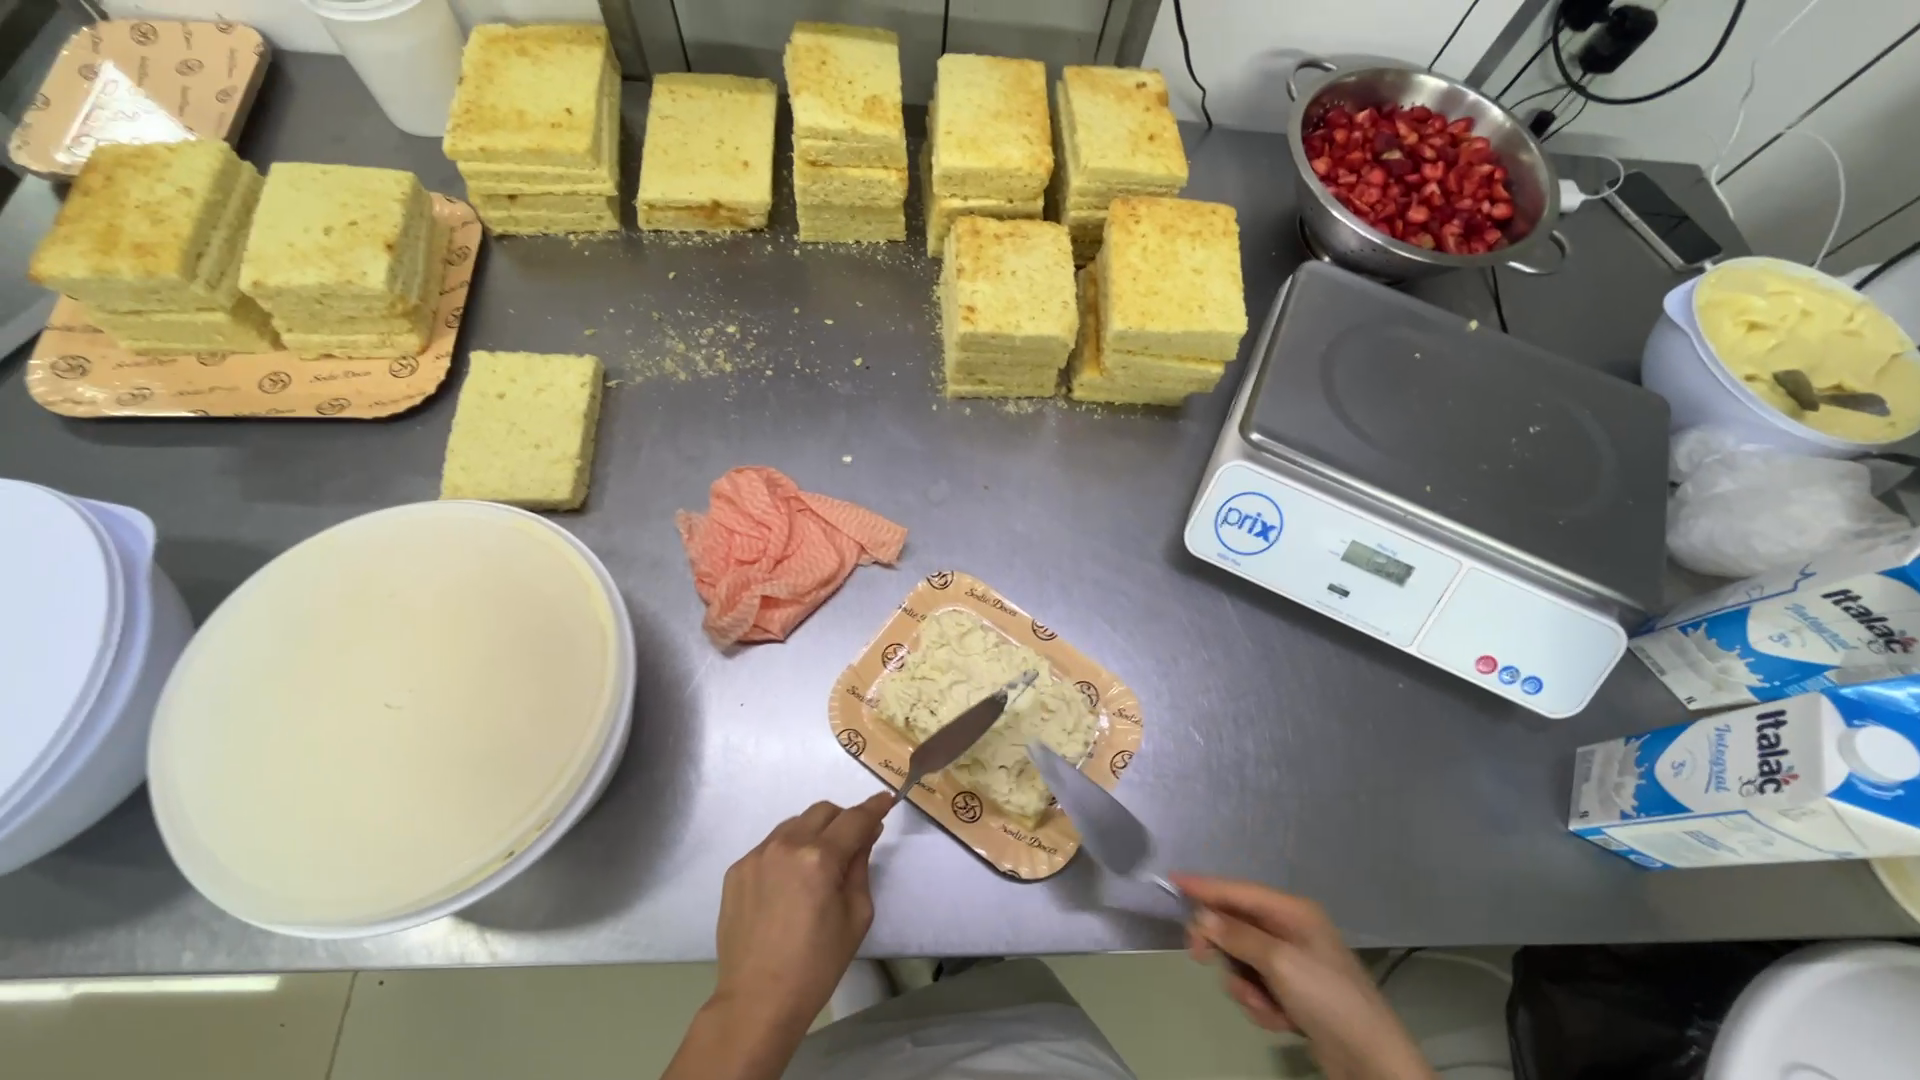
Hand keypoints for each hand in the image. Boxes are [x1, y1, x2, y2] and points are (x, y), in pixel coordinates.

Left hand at [712, 793, 892, 1027]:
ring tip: (818, 867)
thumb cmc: (817, 964)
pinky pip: (770, 846)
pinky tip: (789, 885)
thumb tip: (865, 834)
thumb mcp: (856, 916)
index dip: (874, 808)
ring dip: (813, 833)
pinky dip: (787, 852)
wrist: (758, 999)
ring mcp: (756, 856)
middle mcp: (785, 845)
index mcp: (819, 858)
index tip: (886, 801)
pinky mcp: (737, 870)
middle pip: (822, 811)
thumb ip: (861, 866)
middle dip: (843, 819)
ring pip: (794, 824)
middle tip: (854, 842)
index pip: (854, 819)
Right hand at [1174, 875, 1435, 1079]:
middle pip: (1237, 926)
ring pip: (1242, 961)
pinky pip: (1256, 988)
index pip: (1239, 891)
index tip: (1172, 880)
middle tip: (1200, 958)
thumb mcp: (1279, 962)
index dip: (1205, 887)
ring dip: (1245, 985)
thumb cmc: (1327, 998)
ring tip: (1264, 1004)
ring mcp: (1293, 963)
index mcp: (1294, 912)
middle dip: (1223, 947)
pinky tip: (1280, 1020)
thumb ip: (1237, 936)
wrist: (1369, 1059)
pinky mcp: (1293, 994)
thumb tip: (1202, 916)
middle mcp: (1292, 931)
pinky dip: (1260, 1004)